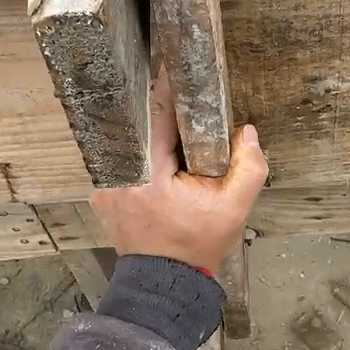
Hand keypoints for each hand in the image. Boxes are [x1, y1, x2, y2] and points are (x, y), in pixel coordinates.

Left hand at [89, 74, 267, 274]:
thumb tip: (246, 134)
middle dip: (158, 111)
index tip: (176, 68)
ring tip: (169, 127)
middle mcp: (117, 173)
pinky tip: (155, 156)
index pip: (153, 115)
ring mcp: (104, 183)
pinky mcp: (101, 192)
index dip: (167, 90)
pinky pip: (118, 158)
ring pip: (124, 139)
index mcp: (146, 172)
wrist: (166, 281)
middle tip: (178, 97)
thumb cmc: (197, 245)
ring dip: (146, 131)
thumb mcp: (234, 209)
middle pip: (135, 122)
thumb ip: (248, 169)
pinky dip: (136, 153)